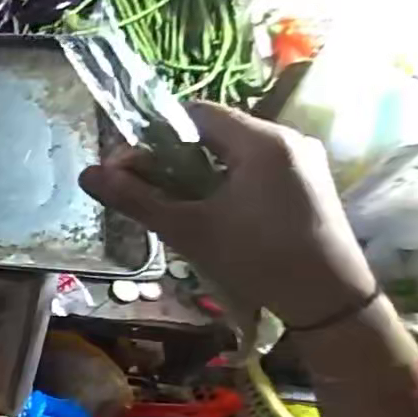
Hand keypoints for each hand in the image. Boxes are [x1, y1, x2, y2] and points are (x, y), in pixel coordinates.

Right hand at [80, 102, 375, 330]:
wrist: (329, 302)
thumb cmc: (257, 259)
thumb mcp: (189, 230)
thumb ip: (136, 199)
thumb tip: (88, 174)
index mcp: (261, 140)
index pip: (195, 114)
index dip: (155, 135)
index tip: (131, 167)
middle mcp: (287, 139)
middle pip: (214, 134)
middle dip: (172, 159)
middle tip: (146, 192)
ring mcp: (303, 162)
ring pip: (233, 154)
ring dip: (197, 174)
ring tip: (176, 208)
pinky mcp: (308, 185)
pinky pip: (254, 170)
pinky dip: (224, 184)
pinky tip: (213, 215)